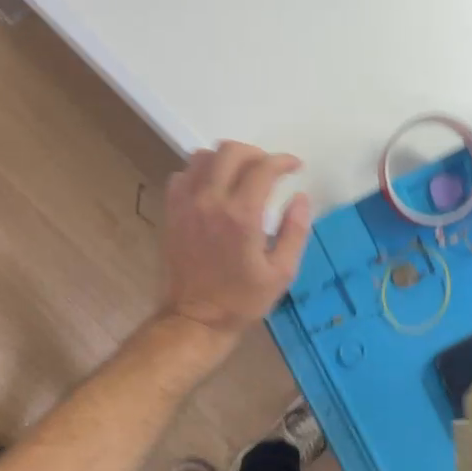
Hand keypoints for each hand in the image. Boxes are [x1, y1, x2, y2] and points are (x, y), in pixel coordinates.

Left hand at [161, 141, 313, 339]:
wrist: (195, 319)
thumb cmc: (242, 300)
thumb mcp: (281, 273)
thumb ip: (295, 231)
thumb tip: (300, 198)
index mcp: (241, 216)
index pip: (263, 168)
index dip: (283, 161)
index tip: (295, 167)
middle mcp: (210, 201)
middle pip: (230, 151)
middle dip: (256, 154)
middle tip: (269, 170)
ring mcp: (186, 204)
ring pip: (203, 157)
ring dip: (226, 159)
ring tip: (241, 176)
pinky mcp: (171, 212)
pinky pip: (183, 175)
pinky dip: (201, 173)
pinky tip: (213, 189)